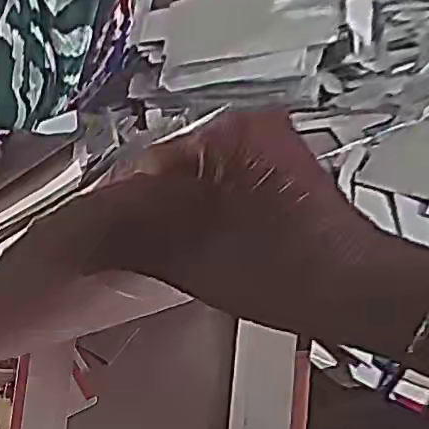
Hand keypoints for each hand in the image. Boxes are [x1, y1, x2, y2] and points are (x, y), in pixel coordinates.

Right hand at [40, 110, 415, 340]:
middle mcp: (250, 132)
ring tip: (154, 260)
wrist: (355, 296)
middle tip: (120, 257)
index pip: (146, 162)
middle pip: (166, 174)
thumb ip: (128, 239)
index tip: (94, 242)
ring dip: (166, 224)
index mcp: (232, 132)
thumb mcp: (192, 258)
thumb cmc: (285, 272)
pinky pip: (214, 199)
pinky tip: (190, 255)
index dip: (114, 207)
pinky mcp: (272, 184)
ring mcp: (264, 158)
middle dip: (140, 217)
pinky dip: (193, 226)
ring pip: (189, 190)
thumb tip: (73, 236)